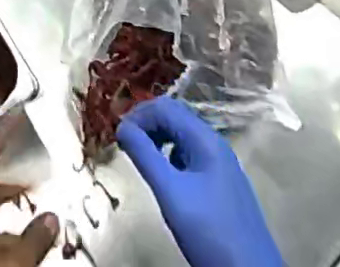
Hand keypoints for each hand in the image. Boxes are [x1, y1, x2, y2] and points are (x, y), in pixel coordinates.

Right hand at [117, 98, 283, 266]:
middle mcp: (216, 145)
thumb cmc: (209, 232)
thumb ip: (143, 154)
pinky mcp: (222, 183)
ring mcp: (222, 165)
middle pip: (174, 116)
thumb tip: (121, 127)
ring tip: (139, 156)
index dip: (137, 115)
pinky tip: (164, 175)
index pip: (164, 107)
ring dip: (157, 137)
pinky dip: (170, 154)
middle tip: (124, 142)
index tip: (117, 134)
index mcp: (206, 141)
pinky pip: (190, 154)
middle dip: (146, 123)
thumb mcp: (170, 192)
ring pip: (181, 135)